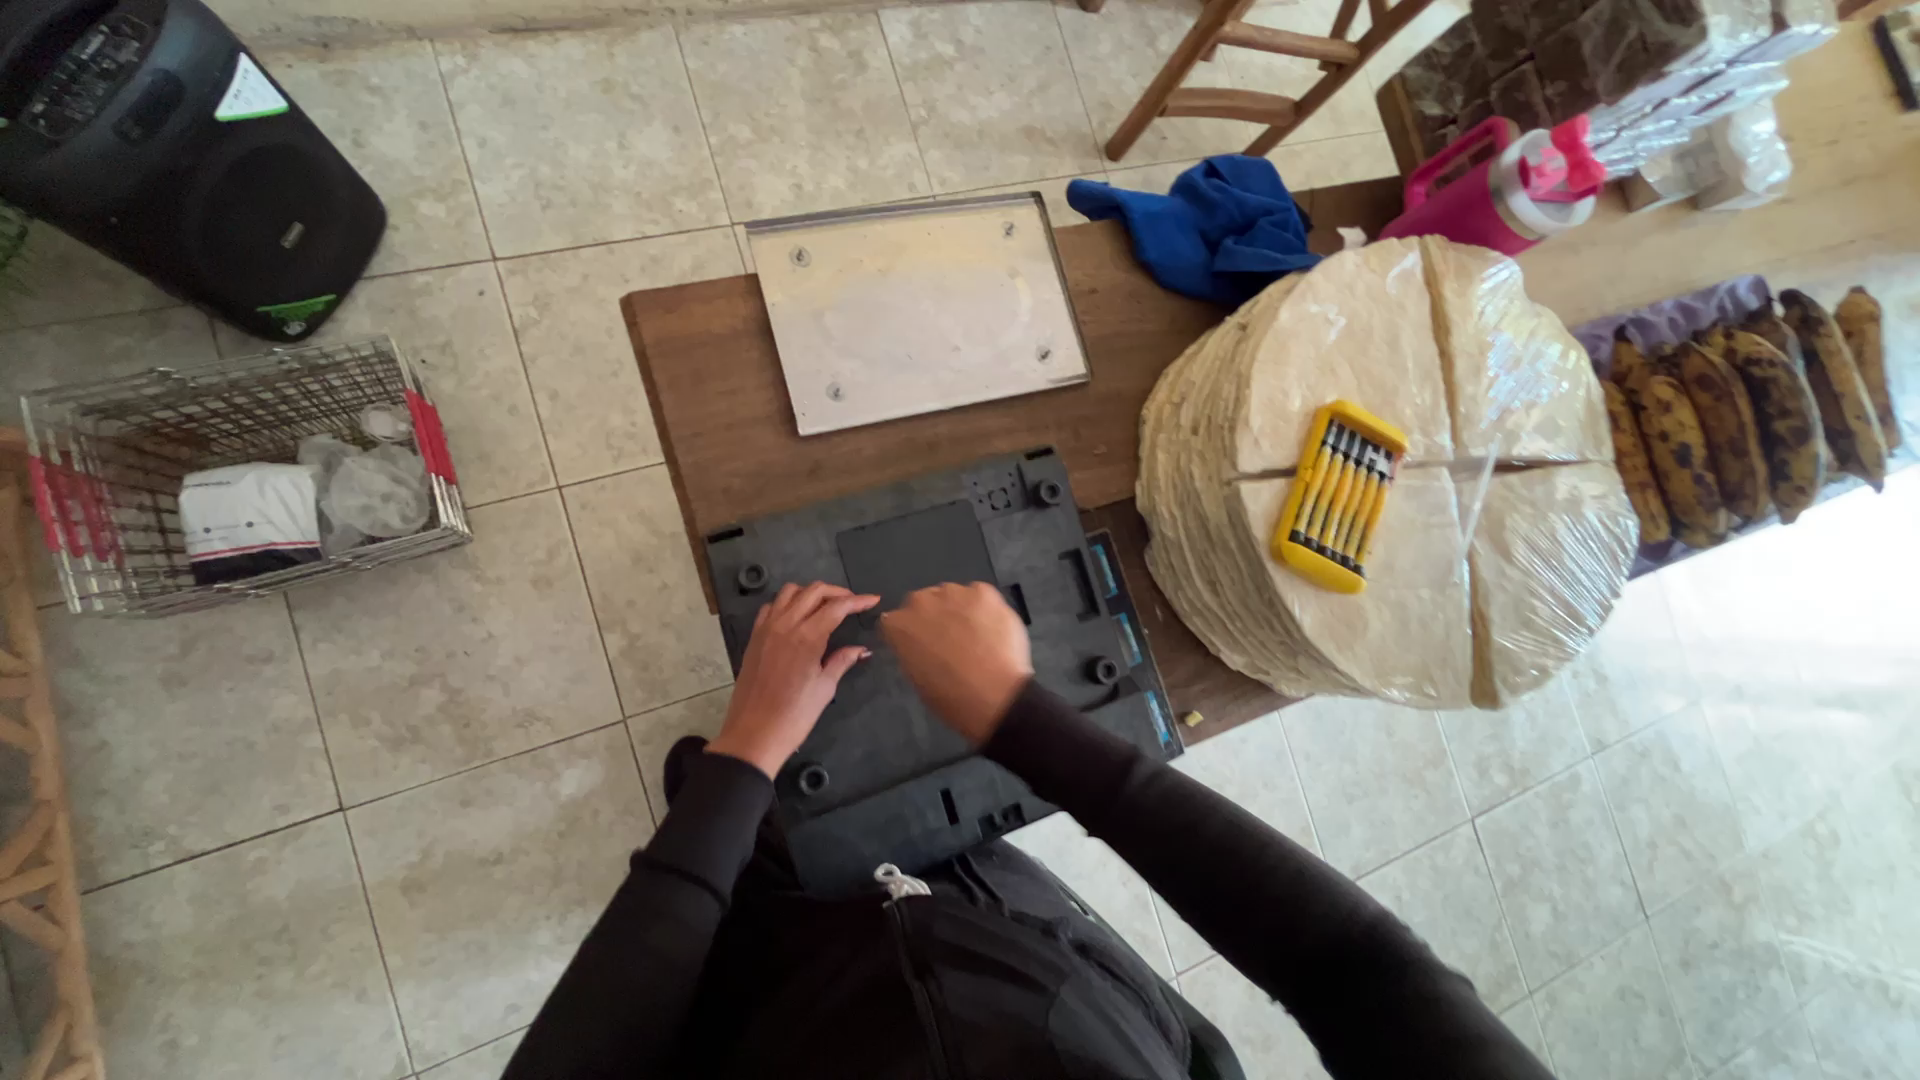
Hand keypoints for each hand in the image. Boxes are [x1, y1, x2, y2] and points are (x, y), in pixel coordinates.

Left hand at [708, 582, 879, 778]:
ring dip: (810, 593)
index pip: (837, 607)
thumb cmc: (795, 715)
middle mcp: (786, 625)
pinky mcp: (754, 637)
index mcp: (807, 636)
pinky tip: (796, 617)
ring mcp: (766, 629)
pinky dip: (786, 604)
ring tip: (825, 607)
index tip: (873, 600)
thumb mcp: (825, 688)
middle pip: (814, 591)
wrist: (754, 734)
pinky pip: (771, 607)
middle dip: (837, 592)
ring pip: (790, 592)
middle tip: (852, 603)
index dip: (858, 601)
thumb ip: (842, 661)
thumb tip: (861, 649)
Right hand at [881, 582, 1032, 745]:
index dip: (910, 633)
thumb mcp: (916, 676)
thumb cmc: (950, 696)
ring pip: (951, 595)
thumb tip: (920, 643)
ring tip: (974, 634)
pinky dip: (983, 607)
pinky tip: (990, 628)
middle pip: (923, 602)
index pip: (895, 621)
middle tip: (949, 640)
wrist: (993, 694)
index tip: (922, 645)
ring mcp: (953, 592)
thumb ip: (911, 649)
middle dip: (933, 616)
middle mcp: (920, 601)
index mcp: (897, 624)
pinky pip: (979, 594)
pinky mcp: (983, 591)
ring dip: (957, 608)